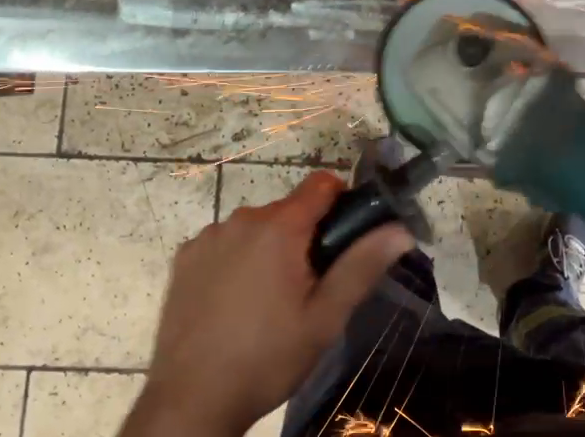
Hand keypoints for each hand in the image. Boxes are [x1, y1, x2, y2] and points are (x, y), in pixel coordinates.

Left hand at [121, 172, 413, 436]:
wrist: (191, 400)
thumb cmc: (267, 358)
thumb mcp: (325, 319)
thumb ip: (362, 267)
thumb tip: (400, 229)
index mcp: (279, 227)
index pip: (321, 184)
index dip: (341, 201)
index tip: (344, 237)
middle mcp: (242, 219)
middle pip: (288, 211)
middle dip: (303, 238)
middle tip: (308, 289)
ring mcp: (208, 236)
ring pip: (255, 229)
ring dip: (268, 250)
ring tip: (269, 303)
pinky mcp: (185, 257)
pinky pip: (224, 245)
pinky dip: (235, 262)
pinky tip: (233, 304)